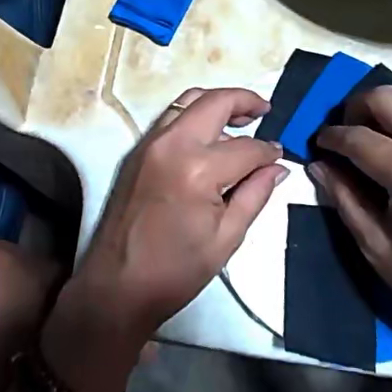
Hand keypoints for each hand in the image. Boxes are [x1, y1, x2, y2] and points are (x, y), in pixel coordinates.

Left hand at [43, 88, 286, 391]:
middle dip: (246, 102)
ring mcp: (150, 144)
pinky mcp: (137, 151)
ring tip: (240, 119)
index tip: (279, 158)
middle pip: (216, 102)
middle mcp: (173, 145)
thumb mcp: (227, 238)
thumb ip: (255, 194)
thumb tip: (277, 168)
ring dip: (218, 103)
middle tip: (264, 111)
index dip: (268, 152)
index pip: (246, 148)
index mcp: (198, 170)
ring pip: (190, 100)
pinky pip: (172, 117)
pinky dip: (195, 115)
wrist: (113, 290)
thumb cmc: (174, 271)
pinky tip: (210, 137)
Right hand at [310, 86, 391, 368]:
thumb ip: (345, 198)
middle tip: (339, 133)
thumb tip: (318, 165)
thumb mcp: (377, 247)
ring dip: (384, 109)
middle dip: (357, 106)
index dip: (331, 138)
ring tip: (363, 137)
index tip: (314, 143)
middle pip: (390, 99)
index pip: (361, 138)